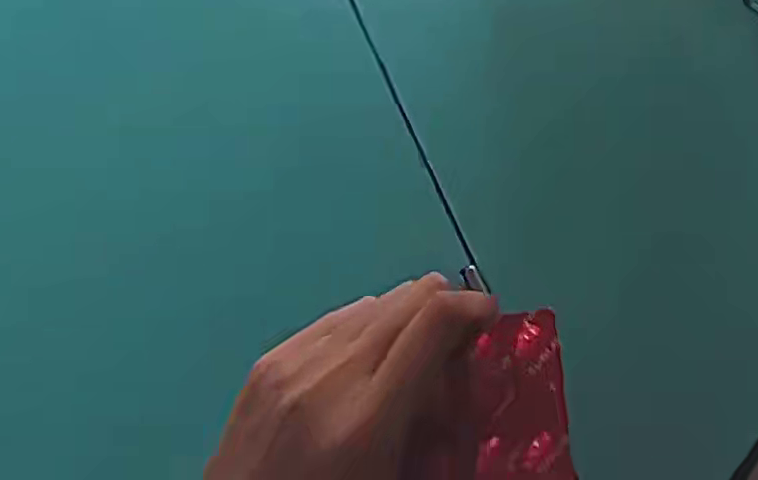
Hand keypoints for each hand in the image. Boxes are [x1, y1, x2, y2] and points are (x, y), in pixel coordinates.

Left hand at [206, 273, 497, 479]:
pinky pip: (343, 314)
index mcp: (366, 420)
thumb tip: (465, 355)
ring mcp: (293, 364)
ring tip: (404, 359)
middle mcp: (330, 377)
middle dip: (446, 308)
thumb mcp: (400, 476)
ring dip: (406, 318)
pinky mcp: (268, 361)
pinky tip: (361, 365)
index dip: (474, 304)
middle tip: (452, 344)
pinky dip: (367, 327)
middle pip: (413, 295)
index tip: (489, 317)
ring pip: (381, 298)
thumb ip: (440, 414)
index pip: (437, 316)